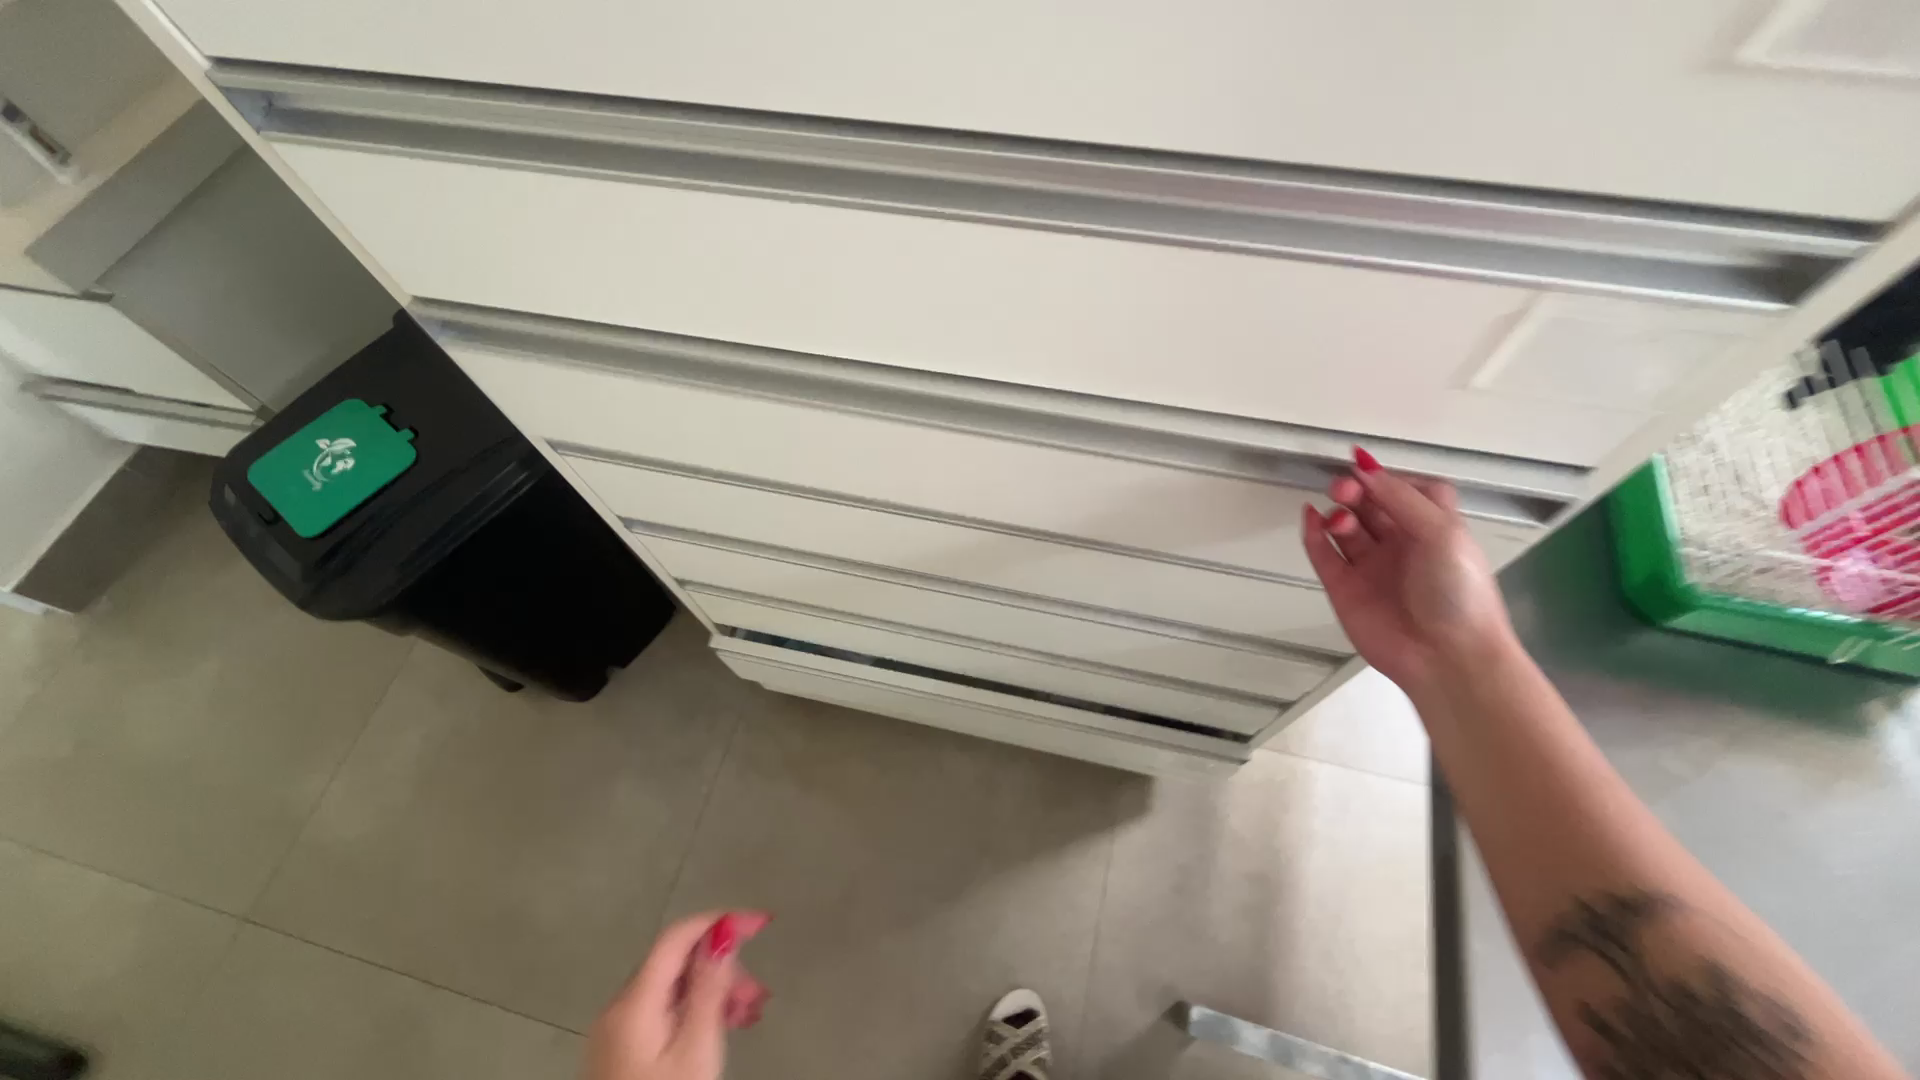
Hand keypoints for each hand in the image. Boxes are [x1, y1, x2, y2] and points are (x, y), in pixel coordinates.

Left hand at [587, 911, 771, 1079]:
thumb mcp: (697, 1048)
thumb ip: (709, 987)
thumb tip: (723, 932)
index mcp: (634, 1001)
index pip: (677, 936)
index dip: (719, 920)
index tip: (762, 924)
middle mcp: (620, 1006)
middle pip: (677, 963)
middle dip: (722, 966)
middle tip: (758, 994)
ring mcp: (617, 1030)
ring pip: (674, 988)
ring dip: (714, 991)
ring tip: (749, 1014)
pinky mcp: (622, 1051)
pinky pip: (665, 1012)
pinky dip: (696, 1011)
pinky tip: (722, 1027)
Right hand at [1300, 448, 1515, 693]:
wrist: (1446, 655)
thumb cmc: (1458, 592)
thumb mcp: (1442, 532)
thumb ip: (1401, 497)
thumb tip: (1366, 470)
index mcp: (1433, 528)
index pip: (1407, 490)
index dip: (1388, 477)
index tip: (1367, 469)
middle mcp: (1401, 544)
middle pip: (1372, 505)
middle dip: (1356, 491)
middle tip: (1344, 489)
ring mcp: (1371, 566)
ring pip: (1346, 527)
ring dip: (1338, 513)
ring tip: (1338, 516)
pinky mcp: (1344, 587)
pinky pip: (1323, 555)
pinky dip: (1313, 535)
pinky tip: (1310, 518)